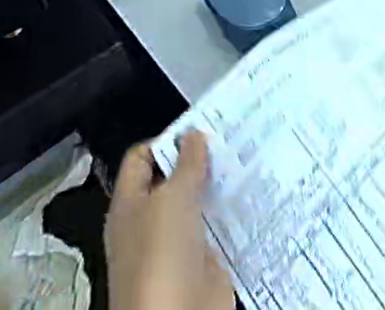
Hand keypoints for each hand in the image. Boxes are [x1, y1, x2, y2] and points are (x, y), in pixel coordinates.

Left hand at [105, 131, 233, 309]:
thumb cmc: (162, 257)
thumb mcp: (172, 199)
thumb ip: (186, 165)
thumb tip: (193, 135)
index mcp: (129, 207)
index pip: (142, 159)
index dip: (168, 139)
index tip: (202, 126)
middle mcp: (150, 222)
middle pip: (174, 178)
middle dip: (200, 158)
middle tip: (233, 135)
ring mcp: (177, 242)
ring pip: (199, 200)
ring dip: (220, 182)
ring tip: (250, 156)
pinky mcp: (203, 259)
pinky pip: (218, 225)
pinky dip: (233, 209)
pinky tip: (254, 191)